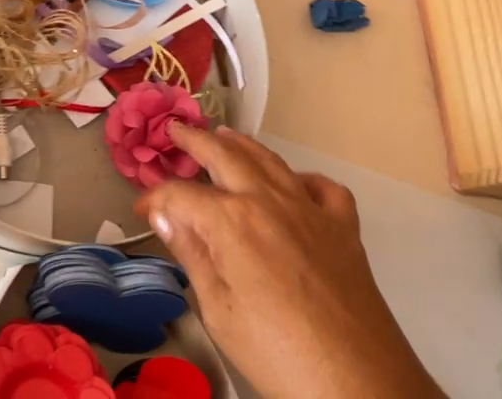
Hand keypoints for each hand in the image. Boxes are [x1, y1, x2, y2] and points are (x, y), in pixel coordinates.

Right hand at [136, 125, 440, 398]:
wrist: (359, 383)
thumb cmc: (278, 353)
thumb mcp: (218, 311)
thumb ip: (192, 254)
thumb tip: (164, 214)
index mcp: (232, 221)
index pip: (181, 195)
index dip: (156, 199)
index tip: (142, 209)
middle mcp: (269, 201)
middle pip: (224, 156)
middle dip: (195, 140)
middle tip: (176, 129)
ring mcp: (310, 210)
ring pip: (270, 160)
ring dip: (242, 144)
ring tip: (223, 135)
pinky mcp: (343, 227)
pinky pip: (323, 187)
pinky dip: (303, 178)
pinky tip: (293, 183)